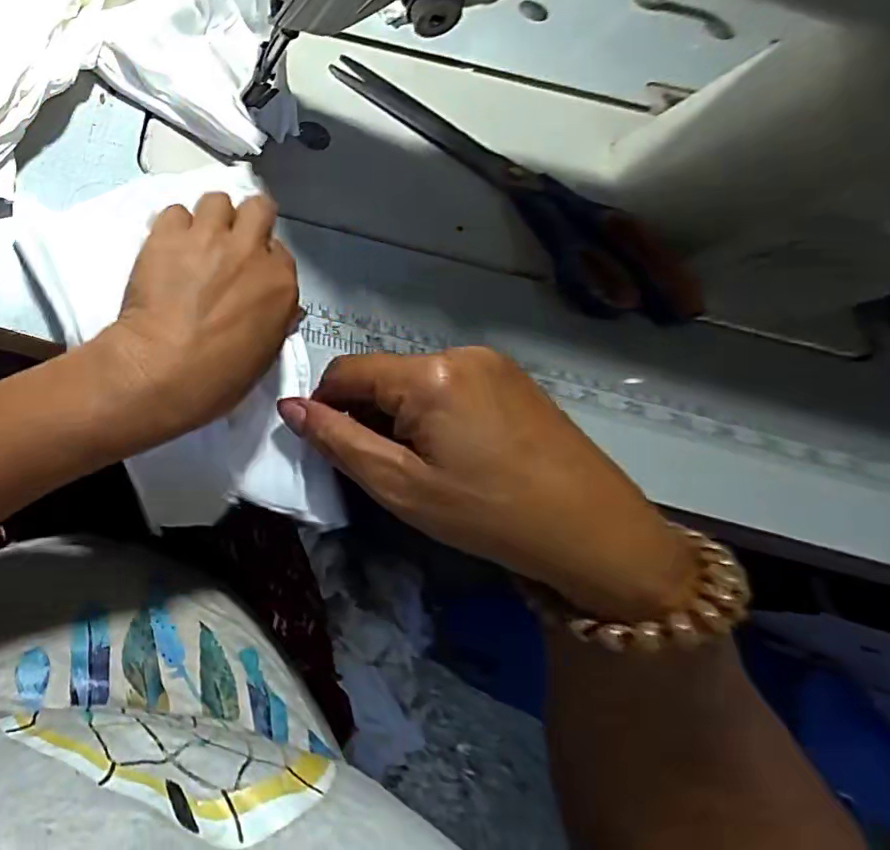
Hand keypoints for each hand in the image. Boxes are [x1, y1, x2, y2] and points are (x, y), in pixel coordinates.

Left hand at [90, 192, 299, 443]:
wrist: (159, 369)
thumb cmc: (213, 379)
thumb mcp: (262, 356)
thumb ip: (273, 320)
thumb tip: (275, 309)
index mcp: (280, 283)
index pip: (279, 251)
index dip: (259, 258)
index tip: (242, 273)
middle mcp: (250, 251)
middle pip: (257, 208)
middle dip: (242, 222)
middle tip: (222, 245)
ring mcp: (208, 238)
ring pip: (216, 201)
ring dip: (206, 218)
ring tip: (190, 242)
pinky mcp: (168, 235)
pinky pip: (173, 212)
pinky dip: (169, 227)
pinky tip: (162, 249)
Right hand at [278, 348, 696, 620]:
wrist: (600, 536)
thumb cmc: (489, 514)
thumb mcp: (400, 486)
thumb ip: (337, 440)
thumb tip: (289, 406)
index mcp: (428, 375)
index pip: (344, 372)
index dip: (324, 406)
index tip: (333, 449)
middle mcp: (457, 353)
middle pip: (379, 375)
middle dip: (365, 414)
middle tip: (382, 466)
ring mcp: (490, 362)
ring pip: (410, 380)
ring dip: (397, 414)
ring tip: (421, 463)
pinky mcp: (511, 377)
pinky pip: (445, 384)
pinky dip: (429, 411)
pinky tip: (454, 452)